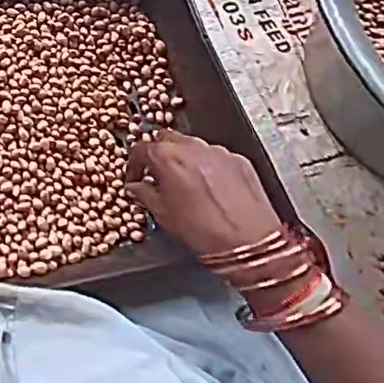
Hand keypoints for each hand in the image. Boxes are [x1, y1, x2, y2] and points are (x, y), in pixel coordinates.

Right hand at [124, 132, 282, 258]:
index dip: (134, 165)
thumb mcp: (162, 213)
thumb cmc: (204, 230)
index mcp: (167, 157)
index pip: (141, 149)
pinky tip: (210, 188)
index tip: (136, 177)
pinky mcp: (239, 161)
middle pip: (166, 139)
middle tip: (158, 175)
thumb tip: (137, 188)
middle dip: (159, 155)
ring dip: (184, 159)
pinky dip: (208, 167)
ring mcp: (218, 152)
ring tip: (185, 183)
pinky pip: (216, 157)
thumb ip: (144, 194)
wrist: (249, 243)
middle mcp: (192, 147)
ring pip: (193, 146)